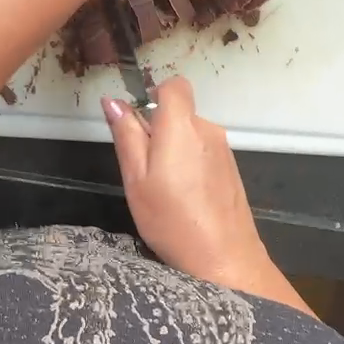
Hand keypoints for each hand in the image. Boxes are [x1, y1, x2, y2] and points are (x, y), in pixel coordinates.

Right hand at [104, 77, 274, 291]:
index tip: (138, 123)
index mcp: (181, 126)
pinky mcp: (231, 169)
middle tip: (143, 170)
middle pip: (180, 113)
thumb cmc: (171, 220)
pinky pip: (203, 154)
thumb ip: (125, 135)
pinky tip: (184, 199)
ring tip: (164, 191)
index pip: (173, 85)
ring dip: (174, 152)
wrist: (224, 258)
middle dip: (159, 131)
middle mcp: (208, 130)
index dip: (153, 96)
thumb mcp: (136, 179)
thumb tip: (112, 102)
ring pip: (191, 135)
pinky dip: (190, 167)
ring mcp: (223, 150)